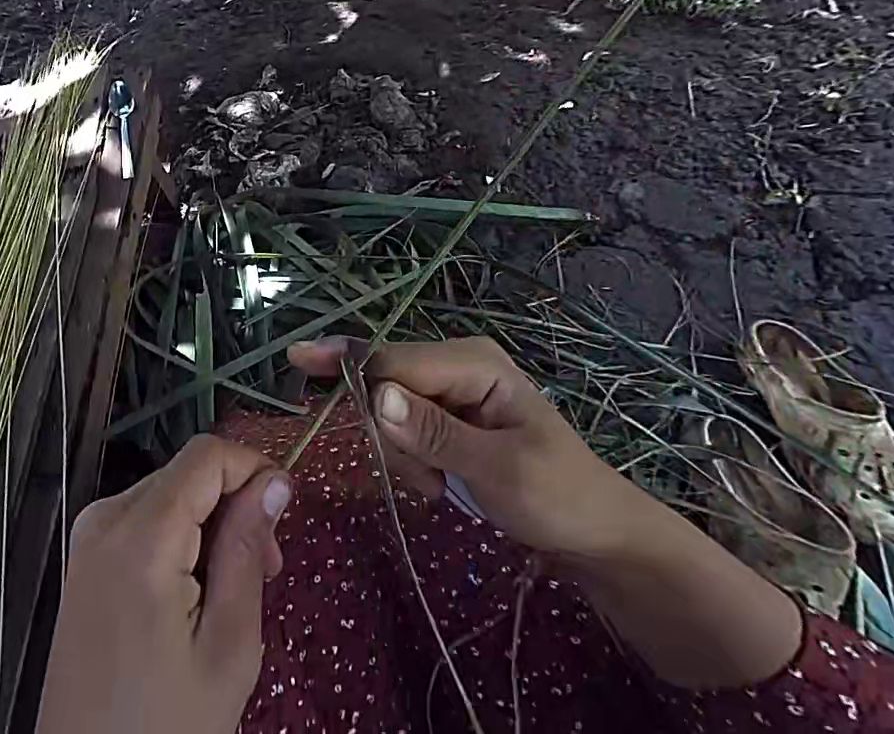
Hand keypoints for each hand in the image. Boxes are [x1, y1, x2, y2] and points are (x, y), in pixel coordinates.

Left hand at [36, 435, 291, 733]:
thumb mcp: (227, 645)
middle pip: (189, 474)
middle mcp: (105, 519)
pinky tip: (196, 591)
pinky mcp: (86, 557)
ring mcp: (89, 537)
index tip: (283, 512)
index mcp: (139, 536)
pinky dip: (183, 538)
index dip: (253, 468)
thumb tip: (275, 483)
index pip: (206, 455)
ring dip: (213, 524)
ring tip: (233, 589)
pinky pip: (148, 518)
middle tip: (267, 570)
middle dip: (236, 505)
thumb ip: (248, 550)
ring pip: (172, 494)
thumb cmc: (165, 726)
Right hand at [290, 335, 803, 687]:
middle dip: (390, 433)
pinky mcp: (443, 417)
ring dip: (404, 453)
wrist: (594, 533)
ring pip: (387, 410)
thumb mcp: (500, 469)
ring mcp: (448, 390)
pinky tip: (442, 482)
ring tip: (444, 485)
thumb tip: (376, 396)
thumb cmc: (559, 496)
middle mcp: (455, 364)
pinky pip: (401, 430)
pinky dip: (411, 461)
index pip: (393, 360)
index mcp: (473, 361)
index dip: (351, 375)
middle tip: (427, 479)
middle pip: (384, 381)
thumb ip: (436, 432)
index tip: (299, 377)